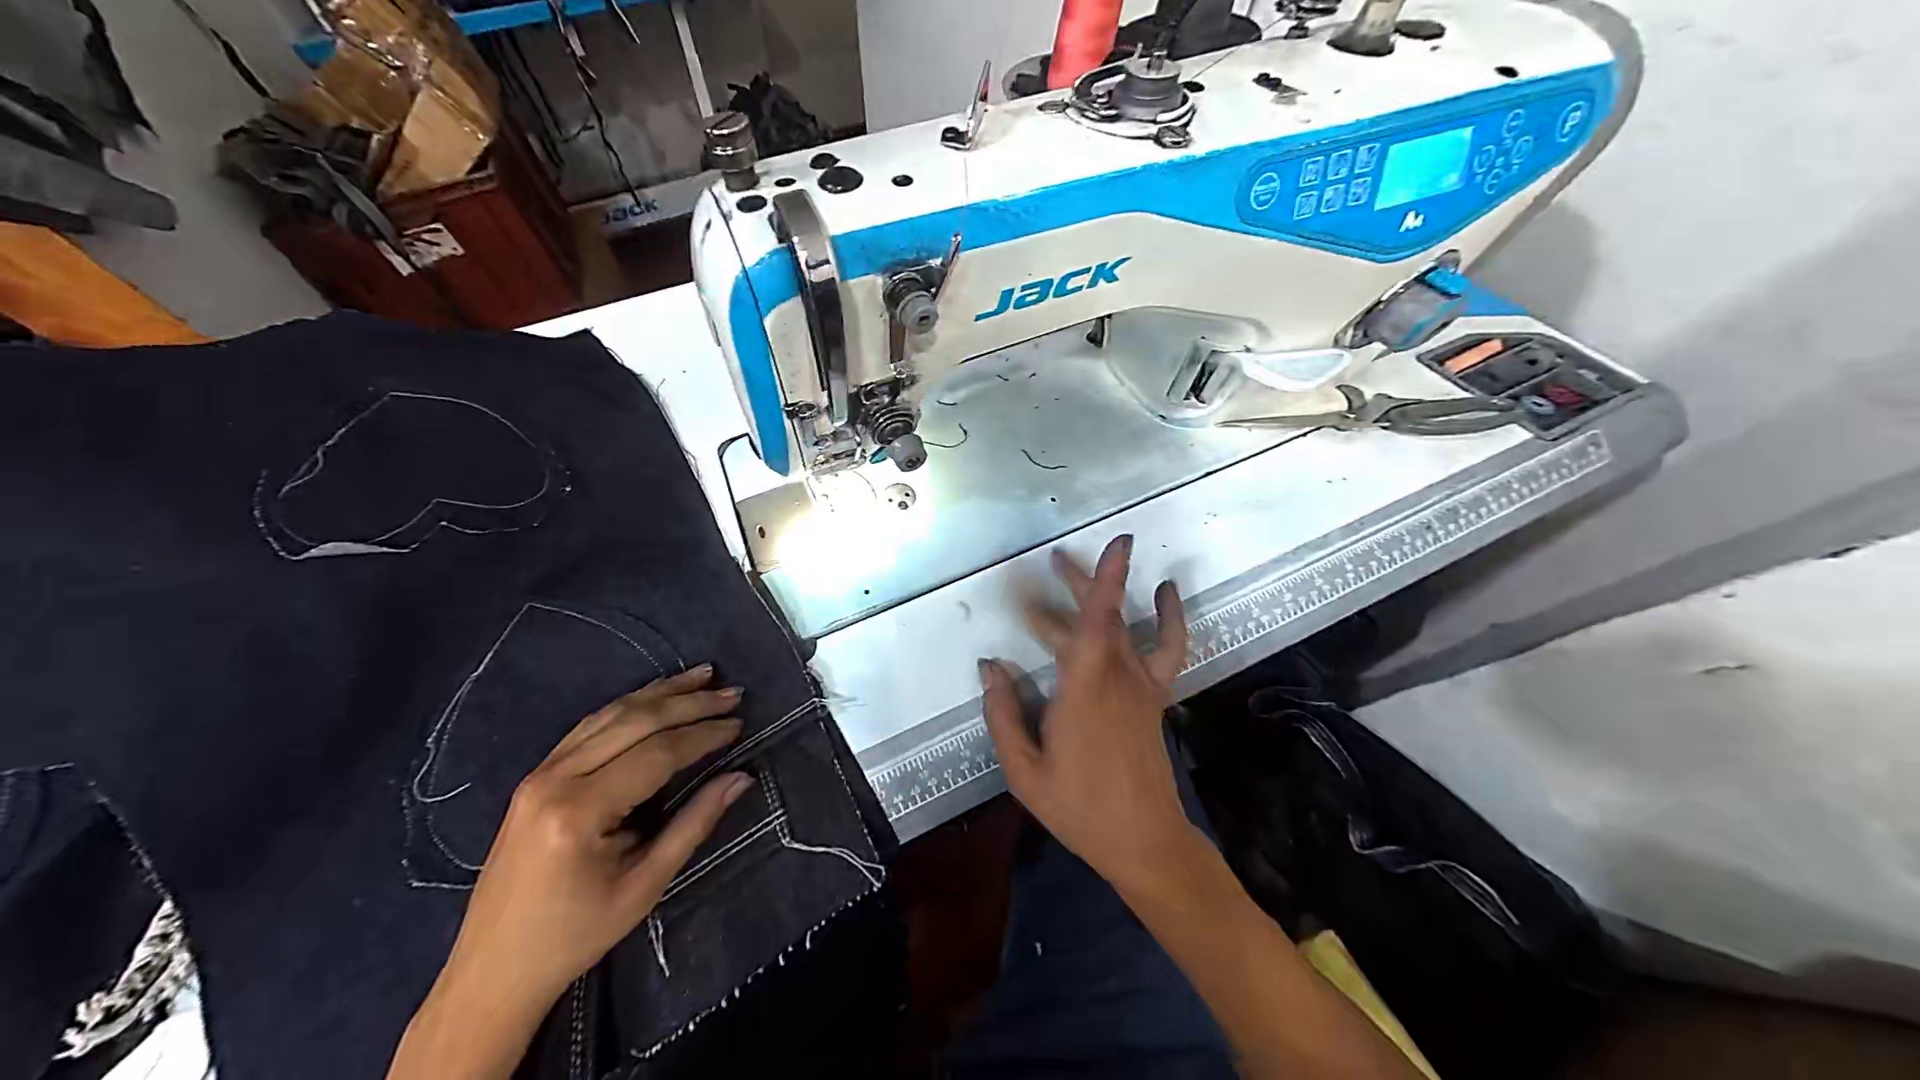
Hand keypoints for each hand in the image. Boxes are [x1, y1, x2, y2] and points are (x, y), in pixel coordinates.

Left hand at [390, 666, 752, 1079]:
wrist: (493, 968)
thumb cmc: (576, 934)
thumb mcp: (645, 886)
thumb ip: (694, 824)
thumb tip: (741, 778)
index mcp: (580, 812)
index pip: (657, 754)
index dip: (703, 734)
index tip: (740, 723)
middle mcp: (554, 780)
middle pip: (634, 722)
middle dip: (689, 703)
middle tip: (733, 693)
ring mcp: (539, 774)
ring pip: (610, 714)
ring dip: (660, 692)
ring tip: (703, 676)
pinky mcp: (535, 777)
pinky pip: (589, 727)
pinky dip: (629, 705)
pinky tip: (655, 696)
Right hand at [978, 534, 1197, 888]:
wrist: (1142, 839)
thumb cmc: (1078, 807)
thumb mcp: (1024, 770)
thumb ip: (1003, 715)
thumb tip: (989, 666)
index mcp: (1083, 690)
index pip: (1097, 621)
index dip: (1106, 579)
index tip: (1117, 541)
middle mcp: (1117, 676)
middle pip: (1100, 615)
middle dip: (1076, 583)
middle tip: (1049, 561)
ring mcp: (1140, 684)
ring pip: (1124, 624)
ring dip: (1105, 593)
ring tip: (1074, 570)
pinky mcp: (1154, 695)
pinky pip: (1168, 648)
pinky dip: (1171, 618)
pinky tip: (1165, 591)